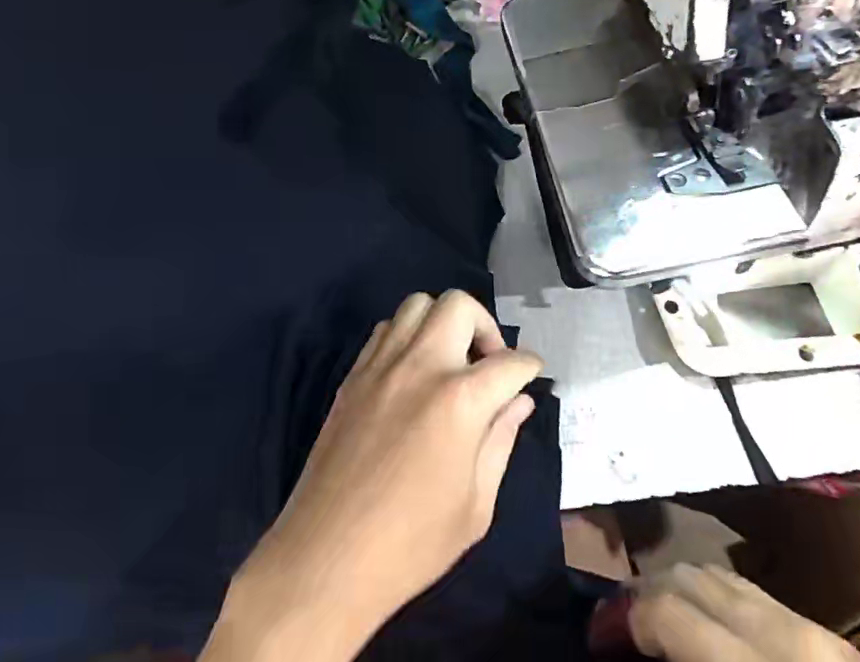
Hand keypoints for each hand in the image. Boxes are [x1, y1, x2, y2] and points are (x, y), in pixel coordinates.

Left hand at [200, 290, 542, 661]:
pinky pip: (385, 330)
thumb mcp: (476, 504)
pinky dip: (407, 336)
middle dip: (485, 326)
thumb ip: (501, 440)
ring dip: (442, 322)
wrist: (327, 555)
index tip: (532, 375)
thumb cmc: (412, 542)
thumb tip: (519, 402)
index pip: (510, 361)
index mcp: (459, 400)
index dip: (530, 366)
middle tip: (488, 365)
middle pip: (458, 305)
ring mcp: (380, 366)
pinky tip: (413, 373)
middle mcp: (420, 366)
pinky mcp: (352, 376)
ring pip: (416, 304)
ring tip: (450, 363)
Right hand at [630, 564, 859, 661]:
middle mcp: (791, 638)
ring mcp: (821, 635)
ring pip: (723, 578)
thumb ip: (683, 661)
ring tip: (659, 625)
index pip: (670, 609)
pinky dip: (716, 604)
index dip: (624, 618)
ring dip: (680, 592)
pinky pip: (755, 598)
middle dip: (647, 595)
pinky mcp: (835, 643)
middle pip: (693, 577)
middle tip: (623, 629)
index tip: (602, 639)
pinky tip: (707, 633)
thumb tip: (630, 646)